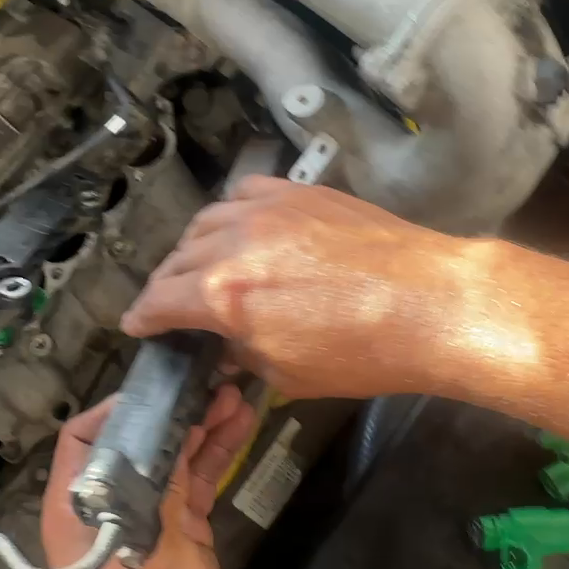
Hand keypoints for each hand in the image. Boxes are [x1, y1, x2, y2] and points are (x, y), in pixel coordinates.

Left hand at [41, 387, 256, 568]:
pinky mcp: (181, 533)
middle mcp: (107, 505)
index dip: (120, 406)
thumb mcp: (146, 534)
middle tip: (208, 379)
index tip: (160, 385)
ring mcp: (147, 519)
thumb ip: (157, 473)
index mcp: (76, 503)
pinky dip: (214, 455)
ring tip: (233, 393)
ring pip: (172, 459)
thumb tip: (171, 420)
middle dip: (172, 411)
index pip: (86, 434)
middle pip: (137, 441)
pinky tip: (238, 426)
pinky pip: (195, 483)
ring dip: (201, 427)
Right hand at [120, 176, 483, 399]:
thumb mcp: (288, 375)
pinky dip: (231, 215)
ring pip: (206, 221)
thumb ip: (242, 356)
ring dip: (193, 248)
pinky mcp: (299, 192)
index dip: (143, 317)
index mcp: (223, 295)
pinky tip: (240, 229)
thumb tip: (226, 348)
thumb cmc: (363, 353)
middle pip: (178, 260)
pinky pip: (245, 195)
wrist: (431, 303)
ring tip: (200, 266)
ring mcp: (266, 209)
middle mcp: (233, 243)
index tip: (137, 325)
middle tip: (168, 304)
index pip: (160, 301)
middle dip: (166, 286)